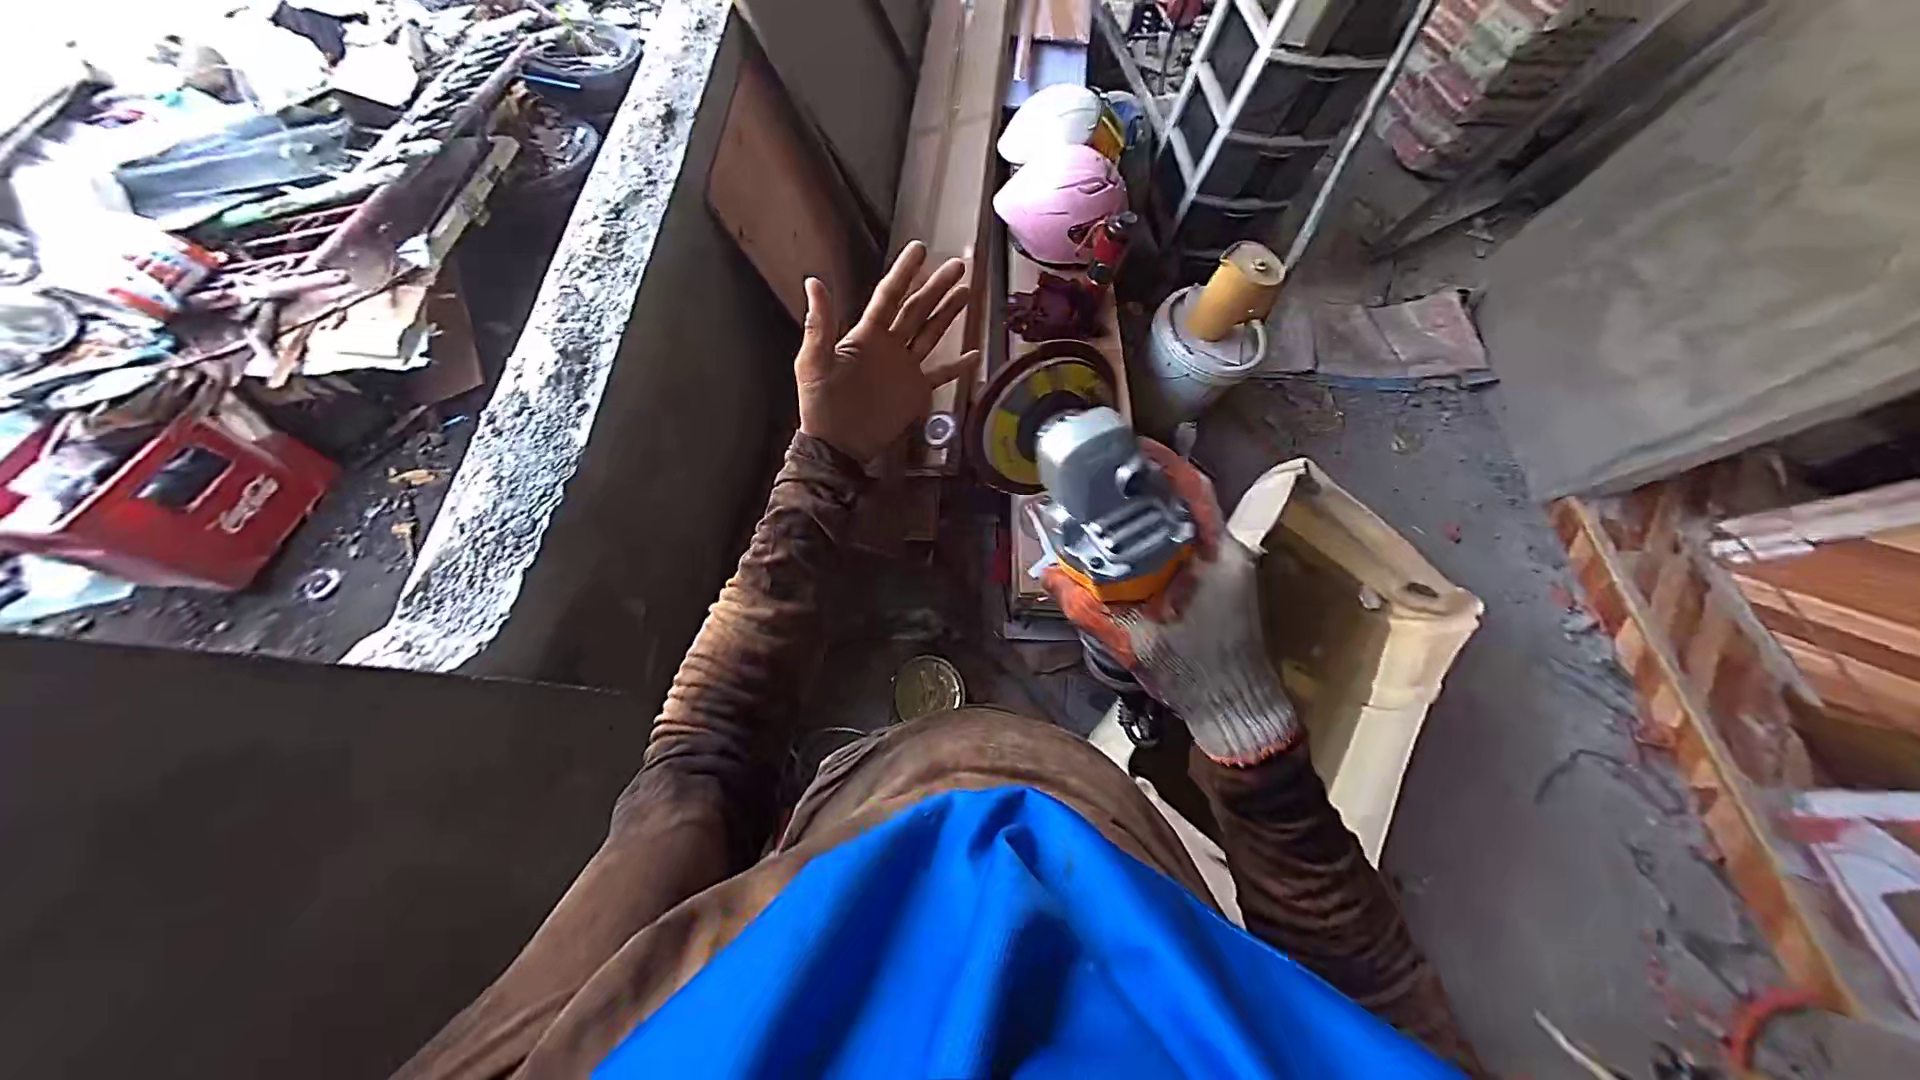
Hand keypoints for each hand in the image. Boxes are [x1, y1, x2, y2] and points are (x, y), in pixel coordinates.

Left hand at [796, 241, 978, 462]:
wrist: (838, 445)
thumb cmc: (821, 405)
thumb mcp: (814, 363)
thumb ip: (819, 325)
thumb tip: (813, 282)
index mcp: (866, 336)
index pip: (889, 296)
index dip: (904, 273)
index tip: (920, 250)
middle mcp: (890, 346)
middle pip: (917, 310)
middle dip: (936, 287)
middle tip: (957, 266)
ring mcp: (905, 368)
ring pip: (931, 333)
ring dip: (948, 313)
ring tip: (966, 293)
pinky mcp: (915, 392)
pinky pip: (940, 375)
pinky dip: (958, 367)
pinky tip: (974, 355)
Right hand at [1040, 439, 1222, 661]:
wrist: (1235, 707)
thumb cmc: (1190, 673)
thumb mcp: (1130, 642)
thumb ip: (1085, 606)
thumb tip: (1048, 573)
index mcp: (1213, 558)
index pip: (1192, 490)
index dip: (1163, 461)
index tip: (1131, 444)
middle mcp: (1226, 552)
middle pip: (1189, 498)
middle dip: (1150, 480)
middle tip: (1109, 472)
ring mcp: (1229, 565)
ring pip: (1190, 519)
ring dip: (1156, 505)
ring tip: (1115, 498)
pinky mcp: (1225, 579)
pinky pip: (1191, 540)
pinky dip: (1162, 531)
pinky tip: (1133, 539)